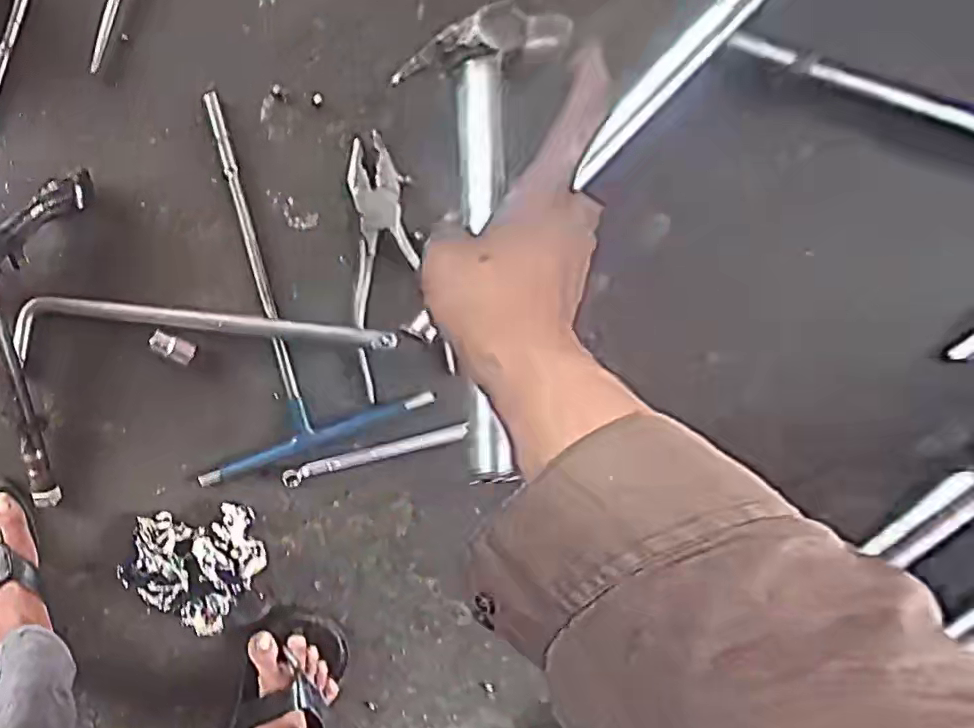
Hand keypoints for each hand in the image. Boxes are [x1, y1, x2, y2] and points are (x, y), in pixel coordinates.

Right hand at [422, 46, 611, 382]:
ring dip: (508, 241)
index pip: (575, 125)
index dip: (582, 88)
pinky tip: (484, 293)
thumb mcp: (441, 262)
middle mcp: (571, 218)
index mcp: (545, 197)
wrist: (519, 360)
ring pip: (538, 229)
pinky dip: (511, 271)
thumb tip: (445, 231)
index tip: (587, 65)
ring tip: (470, 270)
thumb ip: (442, 234)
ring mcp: (574, 252)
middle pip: (542, 190)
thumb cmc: (493, 311)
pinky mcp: (565, 284)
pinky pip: (536, 263)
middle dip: (508, 202)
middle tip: (474, 222)